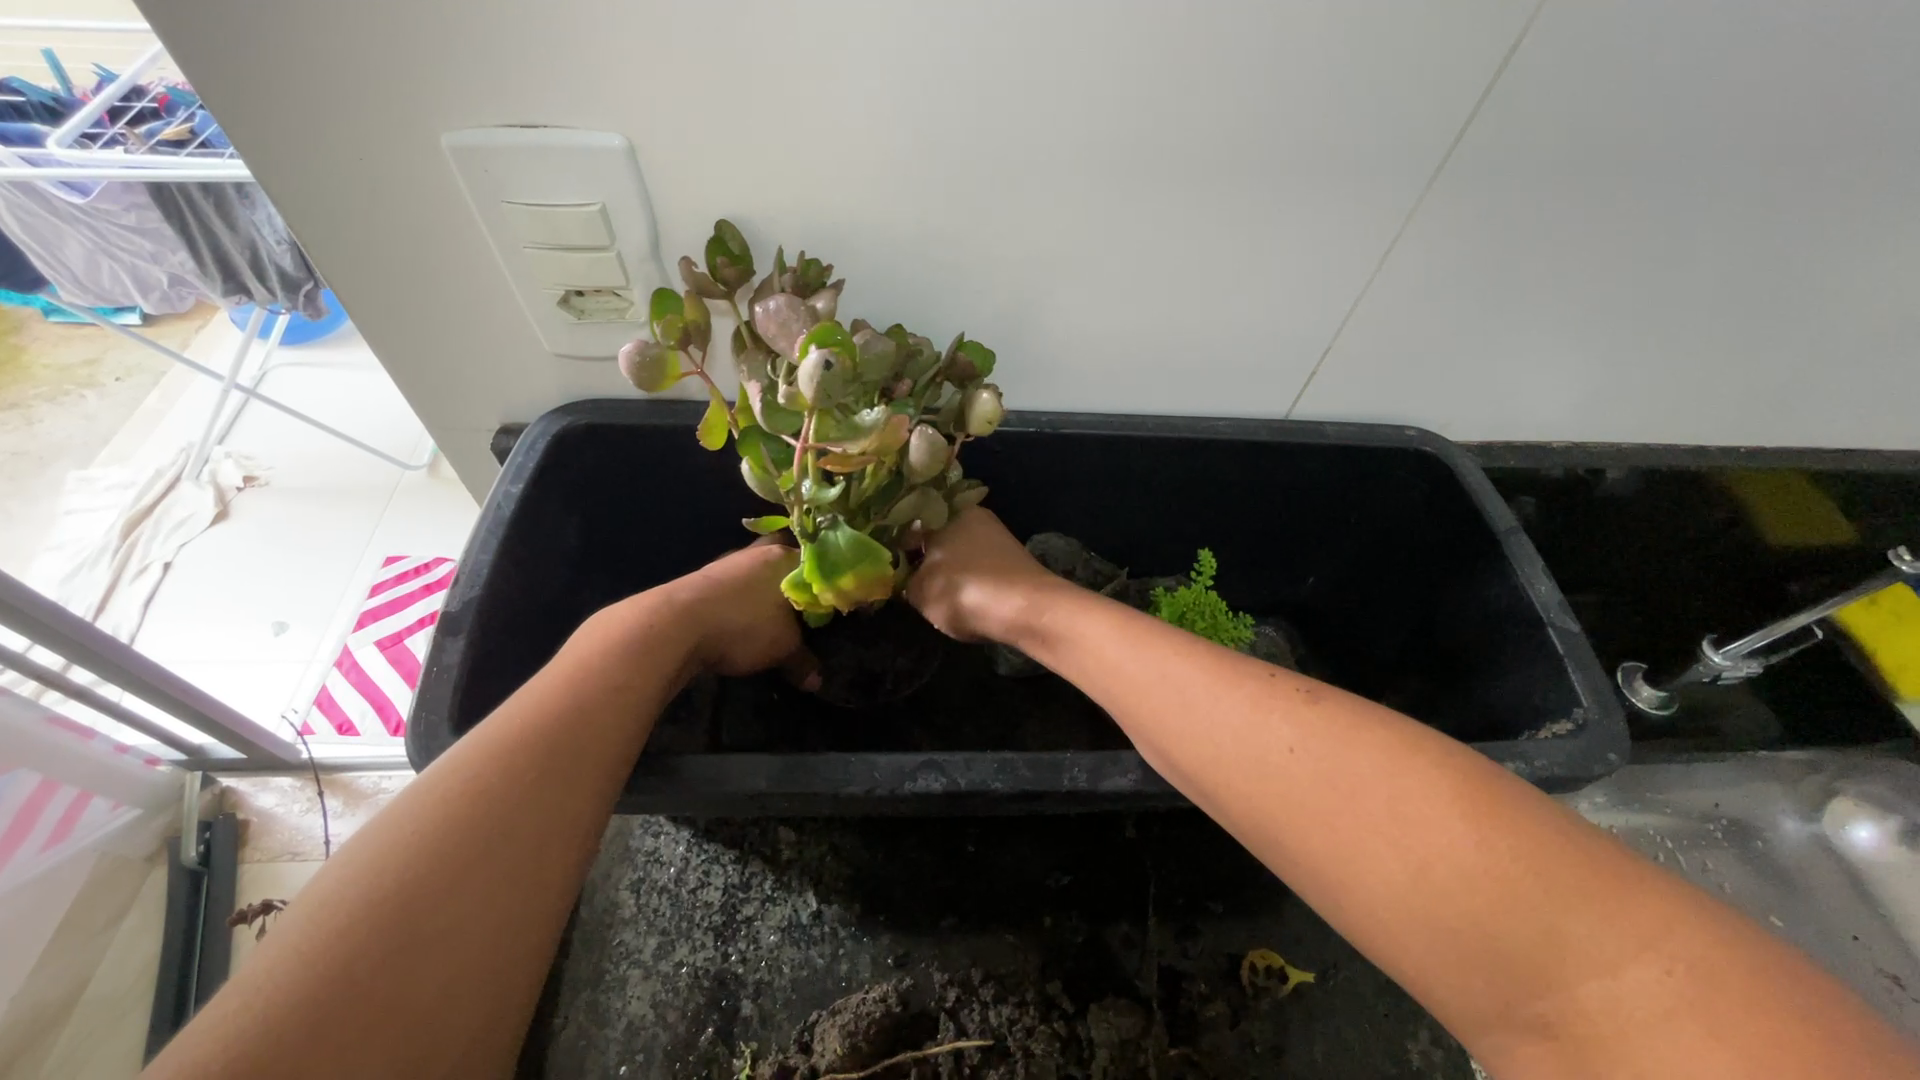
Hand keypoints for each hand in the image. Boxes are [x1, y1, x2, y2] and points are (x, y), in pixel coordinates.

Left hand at [657, 542, 815, 684]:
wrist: (676, 624)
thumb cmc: (745, 625)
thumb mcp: (783, 649)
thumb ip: (803, 661)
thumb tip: (817, 682)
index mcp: (785, 558)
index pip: (814, 559)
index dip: (823, 577)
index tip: (827, 597)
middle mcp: (756, 552)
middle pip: (780, 556)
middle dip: (789, 576)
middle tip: (799, 600)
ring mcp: (726, 563)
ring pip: (753, 570)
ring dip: (760, 588)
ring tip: (770, 614)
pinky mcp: (700, 579)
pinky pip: (731, 586)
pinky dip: (738, 599)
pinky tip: (741, 619)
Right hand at [906, 508, 1058, 642]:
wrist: (1027, 610)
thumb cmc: (964, 591)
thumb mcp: (920, 591)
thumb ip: (909, 583)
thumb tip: (910, 581)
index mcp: (950, 514)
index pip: (915, 528)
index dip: (901, 551)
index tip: (893, 572)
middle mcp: (977, 520)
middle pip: (942, 543)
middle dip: (929, 564)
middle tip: (914, 589)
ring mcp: (1000, 542)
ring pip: (963, 559)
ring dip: (952, 577)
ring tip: (939, 602)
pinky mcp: (1017, 567)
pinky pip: (983, 576)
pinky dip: (974, 589)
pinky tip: (967, 605)